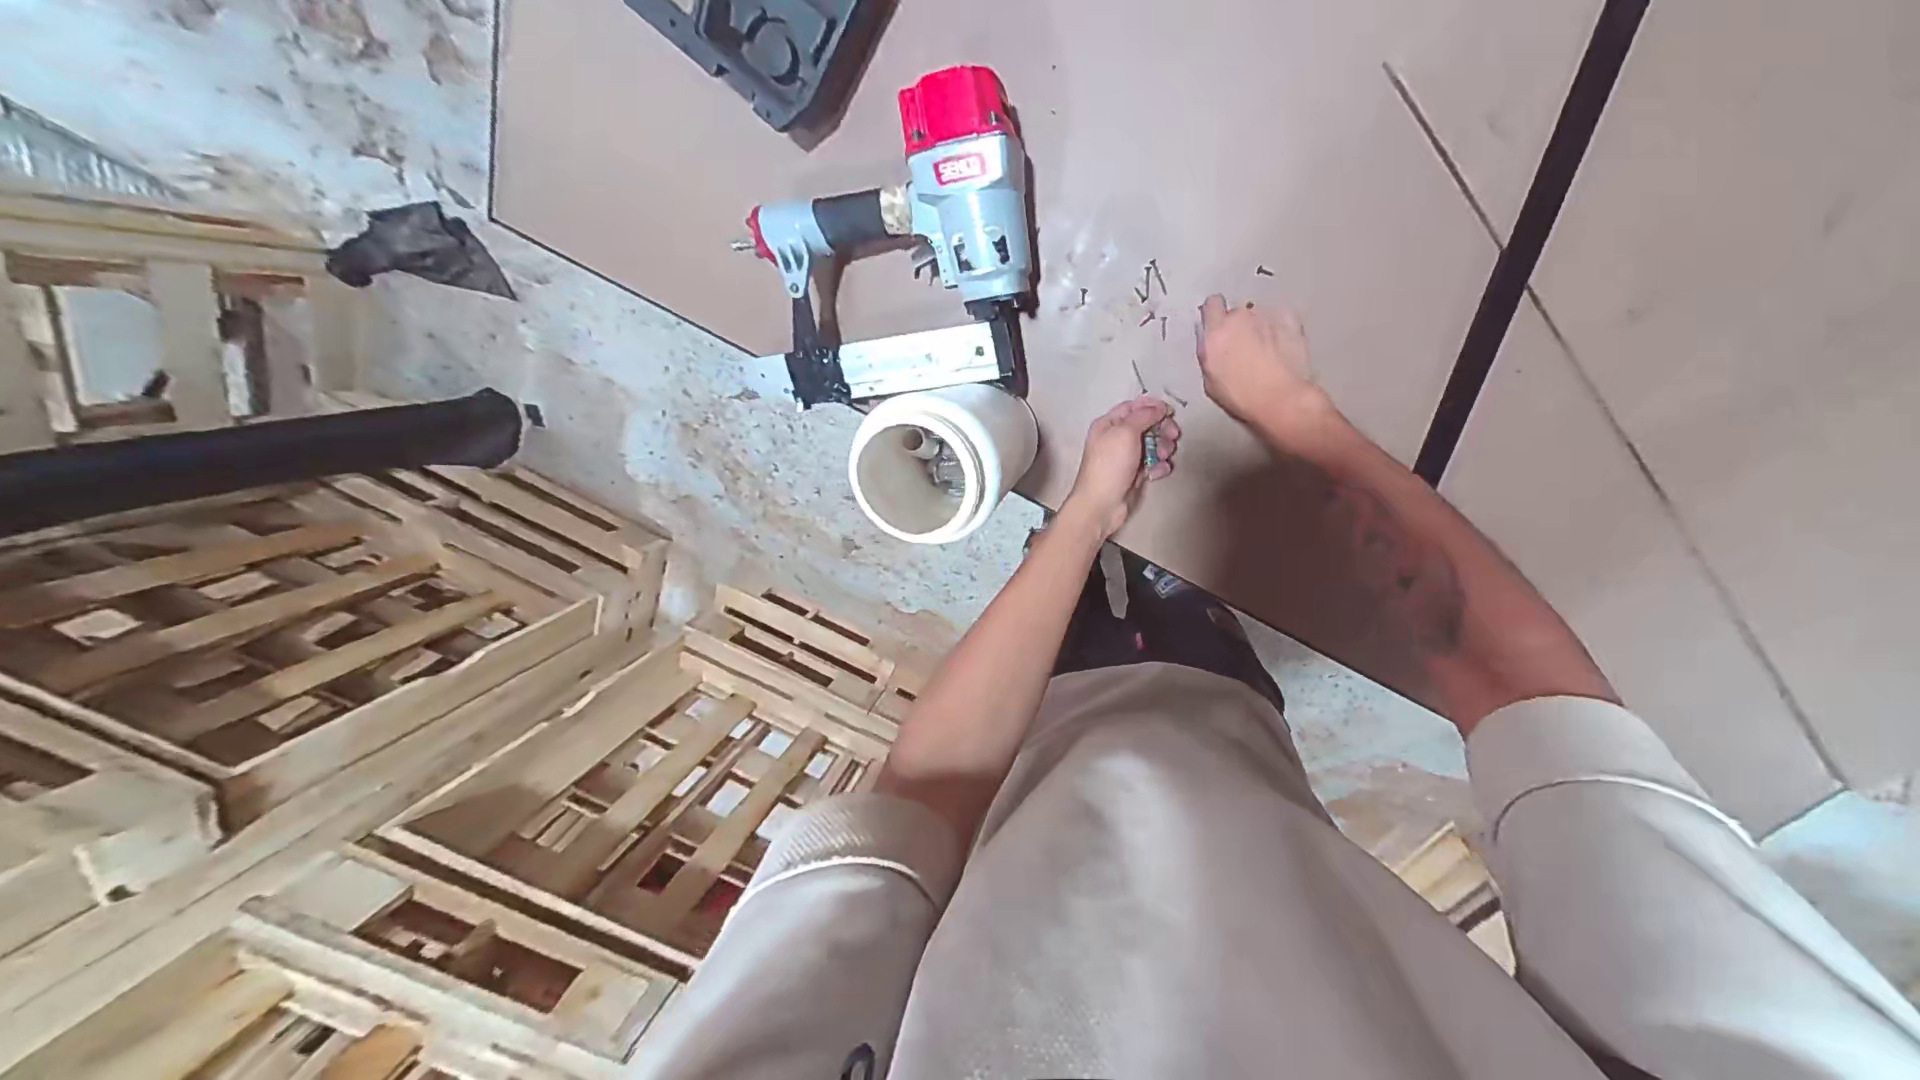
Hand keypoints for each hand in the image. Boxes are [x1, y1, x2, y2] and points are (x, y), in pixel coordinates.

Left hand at [1059, 395, 1179, 539]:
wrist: (1102, 504)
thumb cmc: (1109, 466)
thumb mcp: (1125, 433)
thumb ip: (1143, 416)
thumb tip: (1158, 407)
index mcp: (1108, 424)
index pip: (1133, 407)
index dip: (1152, 407)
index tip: (1168, 411)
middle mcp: (1116, 438)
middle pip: (1147, 425)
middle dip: (1162, 429)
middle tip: (1172, 435)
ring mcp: (1126, 457)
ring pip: (1153, 444)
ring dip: (1163, 448)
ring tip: (1163, 456)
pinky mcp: (1134, 474)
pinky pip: (1153, 464)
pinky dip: (1159, 466)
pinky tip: (1157, 472)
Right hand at [1197, 295, 1331, 433]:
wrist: (1279, 398)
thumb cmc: (1244, 396)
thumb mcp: (1210, 381)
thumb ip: (1208, 353)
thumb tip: (1210, 344)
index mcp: (1215, 333)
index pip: (1212, 303)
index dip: (1215, 312)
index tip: (1218, 321)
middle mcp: (1239, 318)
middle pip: (1237, 312)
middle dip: (1239, 326)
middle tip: (1244, 349)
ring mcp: (1266, 316)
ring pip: (1259, 315)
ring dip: (1260, 327)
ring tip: (1265, 352)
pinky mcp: (1290, 318)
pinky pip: (1281, 317)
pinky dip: (1280, 327)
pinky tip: (1280, 346)